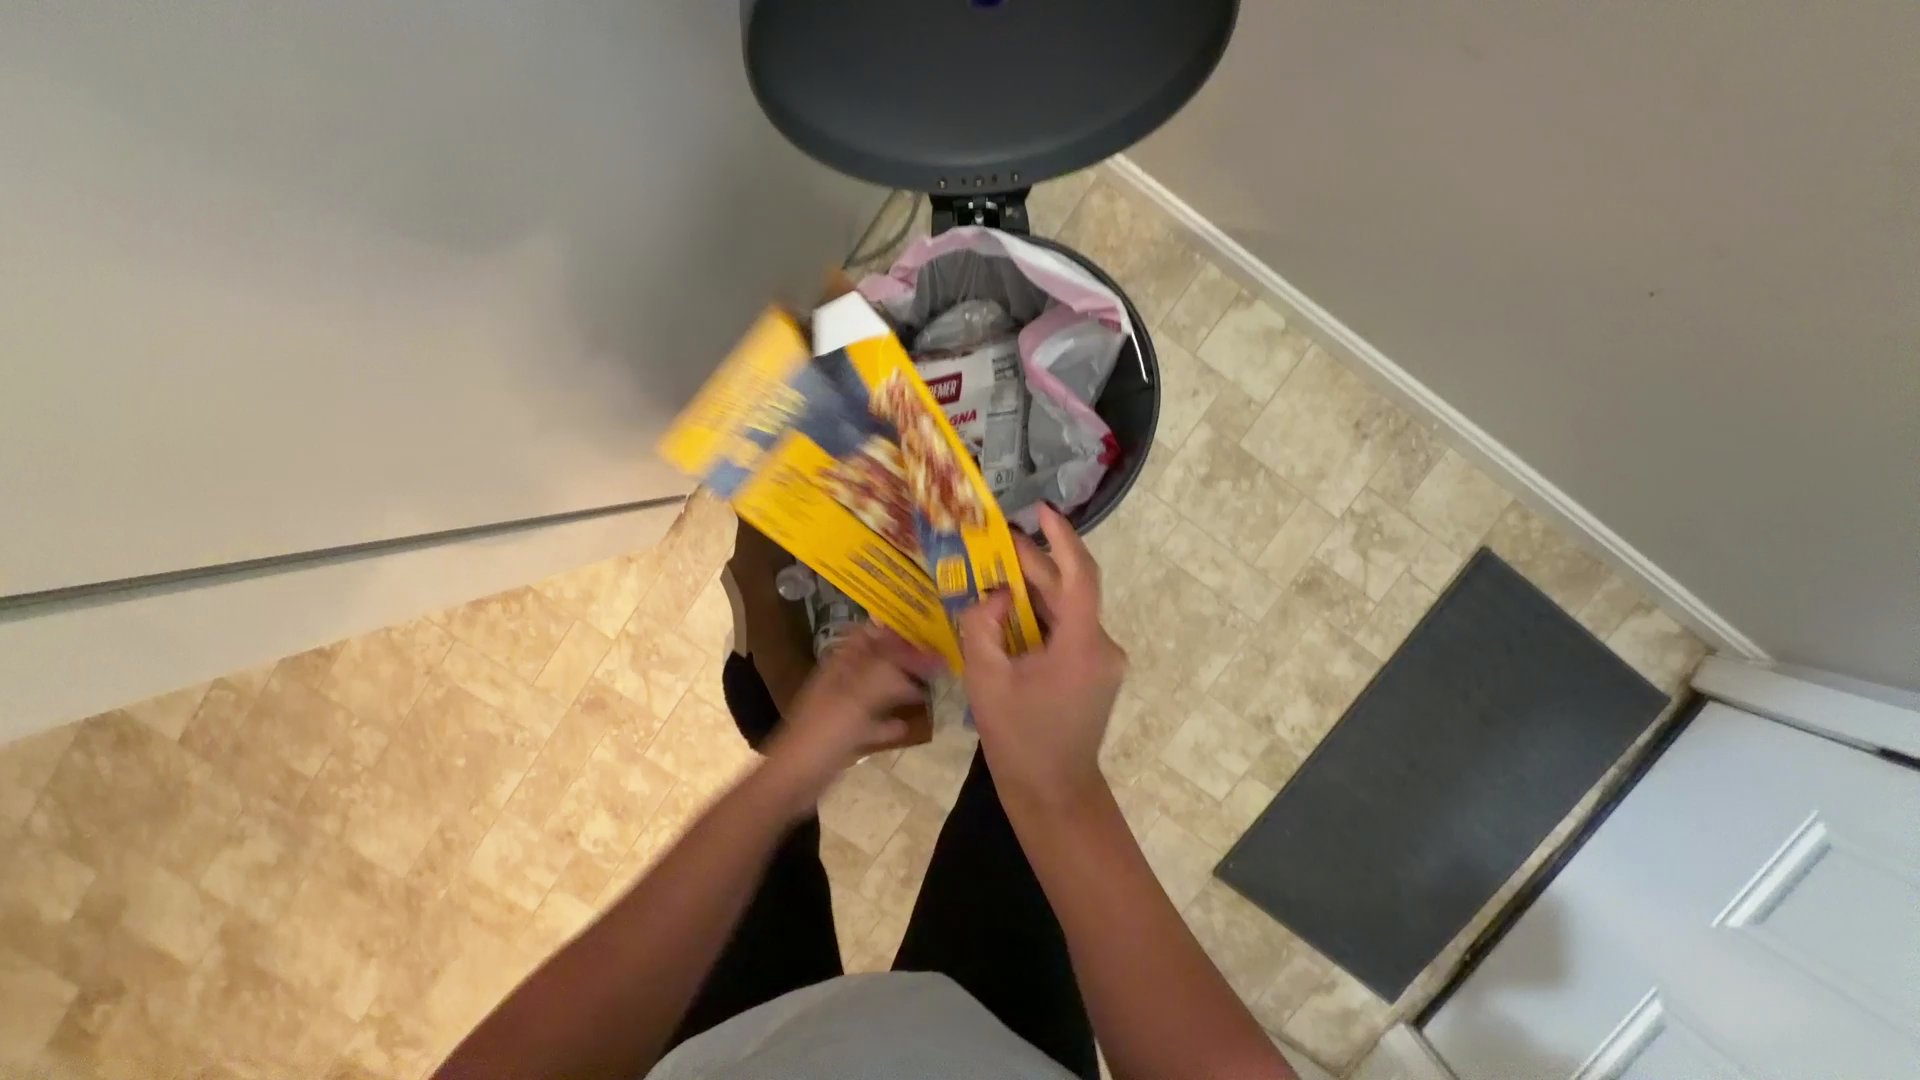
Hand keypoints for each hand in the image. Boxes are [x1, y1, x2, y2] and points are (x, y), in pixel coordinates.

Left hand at [763, 624, 939, 802]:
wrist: (793, 780)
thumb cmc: (823, 733)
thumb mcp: (857, 697)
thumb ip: (890, 671)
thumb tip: (925, 653)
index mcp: (841, 665)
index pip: (869, 634)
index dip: (895, 632)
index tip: (926, 634)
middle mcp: (843, 681)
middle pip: (877, 661)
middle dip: (904, 660)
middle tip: (936, 662)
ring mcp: (844, 709)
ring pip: (878, 691)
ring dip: (901, 689)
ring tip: (931, 688)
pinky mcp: (846, 735)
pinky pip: (874, 722)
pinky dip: (891, 722)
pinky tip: (909, 727)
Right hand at [958, 505, 1126, 812]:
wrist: (1052, 792)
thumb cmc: (1018, 739)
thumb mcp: (986, 679)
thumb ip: (983, 626)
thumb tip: (995, 595)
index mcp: (1082, 645)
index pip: (1080, 576)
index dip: (1062, 538)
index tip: (1041, 510)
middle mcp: (1102, 646)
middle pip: (1069, 591)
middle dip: (1033, 565)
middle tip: (994, 542)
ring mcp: (1102, 661)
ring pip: (1067, 611)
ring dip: (1033, 592)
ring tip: (994, 573)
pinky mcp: (1094, 672)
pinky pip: (1067, 632)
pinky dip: (1040, 618)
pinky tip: (1008, 614)